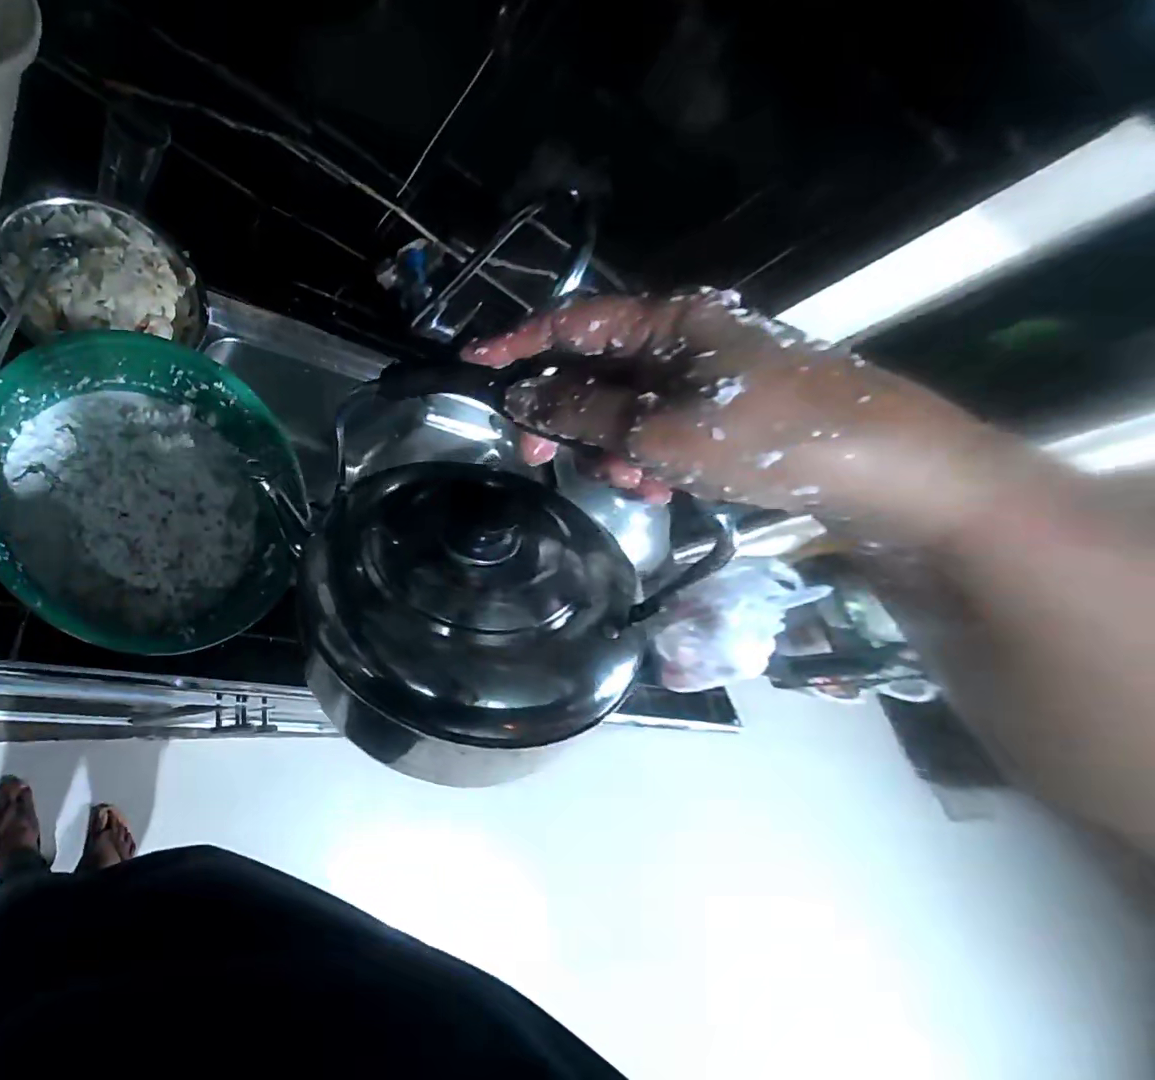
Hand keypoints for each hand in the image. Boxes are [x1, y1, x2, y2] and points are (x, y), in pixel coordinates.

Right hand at [464, 289, 1002, 536]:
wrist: (892, 476)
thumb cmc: (766, 438)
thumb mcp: (653, 431)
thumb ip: (577, 412)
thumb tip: (518, 395)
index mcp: (667, 324)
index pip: (571, 322)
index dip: (516, 342)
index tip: (470, 362)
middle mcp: (679, 340)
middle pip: (588, 371)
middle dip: (561, 418)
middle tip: (537, 460)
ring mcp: (700, 375)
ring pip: (617, 407)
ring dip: (606, 448)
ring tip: (631, 484)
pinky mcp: (718, 408)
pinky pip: (651, 427)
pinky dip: (641, 457)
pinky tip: (659, 487)